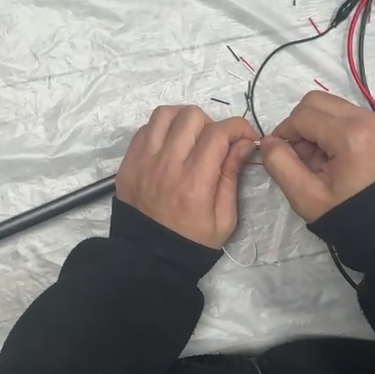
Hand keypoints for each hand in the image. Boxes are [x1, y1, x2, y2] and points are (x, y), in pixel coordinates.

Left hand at [116, 107, 258, 247]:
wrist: (148, 259)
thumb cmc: (191, 241)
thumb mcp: (224, 219)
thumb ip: (232, 176)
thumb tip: (244, 143)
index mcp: (195, 182)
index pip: (219, 133)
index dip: (239, 127)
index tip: (246, 137)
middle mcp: (167, 165)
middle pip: (191, 116)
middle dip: (212, 124)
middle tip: (215, 143)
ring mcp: (143, 161)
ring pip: (165, 114)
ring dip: (184, 120)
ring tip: (191, 138)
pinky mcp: (128, 163)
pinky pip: (145, 129)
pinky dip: (162, 130)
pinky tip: (170, 146)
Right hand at [260, 91, 374, 222]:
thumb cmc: (349, 217)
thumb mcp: (307, 197)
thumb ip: (280, 164)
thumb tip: (268, 141)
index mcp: (351, 135)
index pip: (302, 116)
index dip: (284, 132)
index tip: (279, 153)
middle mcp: (369, 119)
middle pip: (318, 101)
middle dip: (301, 124)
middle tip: (300, 155)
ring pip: (336, 106)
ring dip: (319, 126)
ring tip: (320, 160)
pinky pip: (354, 117)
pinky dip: (338, 130)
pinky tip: (338, 159)